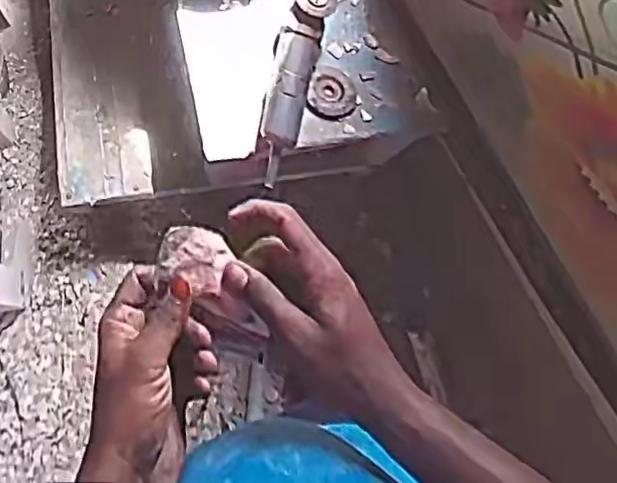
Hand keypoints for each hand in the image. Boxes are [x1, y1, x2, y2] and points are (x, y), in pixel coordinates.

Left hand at [79, 267, 221, 482]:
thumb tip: (178, 282)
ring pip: (184, 337)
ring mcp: (156, 364)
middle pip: (169, 309)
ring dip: (198, 347)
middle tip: (200, 332)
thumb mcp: (146, 356)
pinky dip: (201, 372)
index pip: (142, 283)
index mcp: (121, 323)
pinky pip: (193, 367)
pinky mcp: (173, 387)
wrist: (135, 470)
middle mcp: (137, 339)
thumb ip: (165, 317)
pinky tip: (201, 383)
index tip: (191, 282)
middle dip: (188, 319)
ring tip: (203, 361)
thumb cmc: (124, 417)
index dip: (165, 280)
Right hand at [222, 199, 414, 419]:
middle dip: (249, 253)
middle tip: (230, 274)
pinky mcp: (325, 304)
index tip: (232, 221)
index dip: (254, 212)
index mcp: (321, 270)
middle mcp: (325, 272)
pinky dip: (270, 290)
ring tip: (242, 298)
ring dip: (258, 274)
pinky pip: (291, 283)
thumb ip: (262, 297)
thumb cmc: (349, 374)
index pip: (285, 219)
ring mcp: (326, 287)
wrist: (385, 404)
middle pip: (279, 242)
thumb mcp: (296, 335)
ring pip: (283, 264)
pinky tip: (261, 314)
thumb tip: (234, 270)